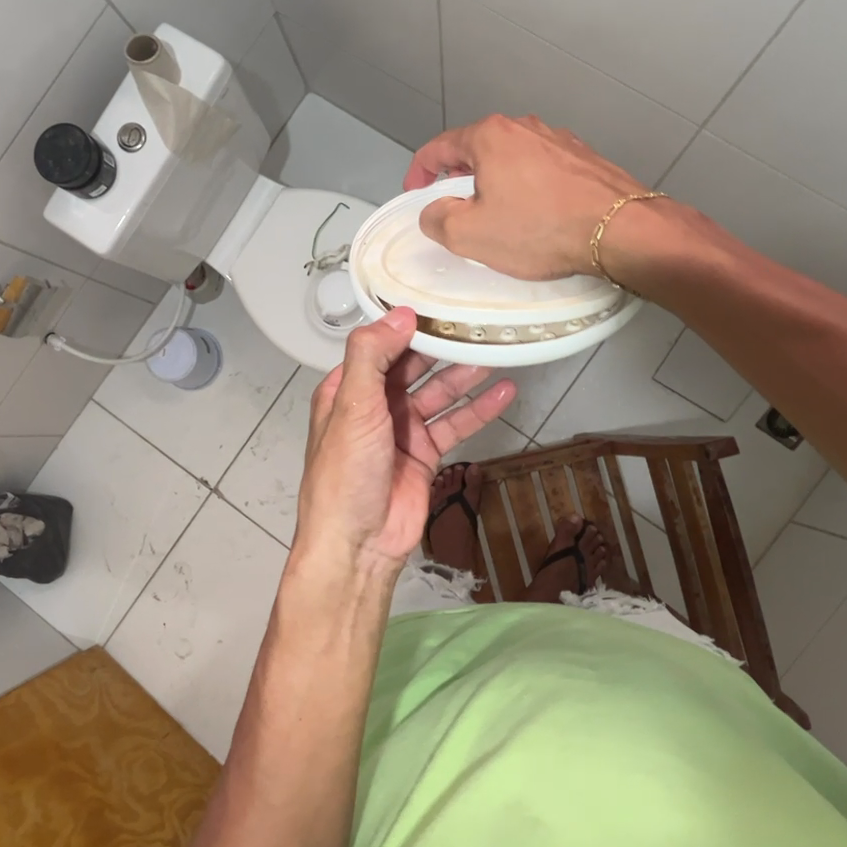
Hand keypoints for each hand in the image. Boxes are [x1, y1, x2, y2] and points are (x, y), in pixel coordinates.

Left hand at [293, 307, 515, 576]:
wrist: (358, 544)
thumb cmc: (343, 476)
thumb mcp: (352, 407)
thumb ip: (372, 356)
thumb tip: (400, 314)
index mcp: (346, 390)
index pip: (380, 346)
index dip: (408, 325)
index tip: (442, 303)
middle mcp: (374, 406)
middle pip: (413, 366)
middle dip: (443, 347)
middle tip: (478, 324)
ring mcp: (401, 431)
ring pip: (438, 393)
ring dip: (465, 375)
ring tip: (497, 350)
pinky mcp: (424, 455)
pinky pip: (455, 425)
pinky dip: (478, 410)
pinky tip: (503, 393)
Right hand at [406, 113, 654, 281]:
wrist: (619, 231)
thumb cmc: (543, 229)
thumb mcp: (470, 234)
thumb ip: (438, 220)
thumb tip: (434, 212)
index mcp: (489, 136)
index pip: (438, 147)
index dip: (419, 172)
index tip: (415, 193)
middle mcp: (524, 128)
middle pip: (476, 150)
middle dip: (459, 179)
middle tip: (454, 211)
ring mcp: (557, 140)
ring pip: (510, 160)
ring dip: (495, 185)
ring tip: (498, 219)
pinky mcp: (582, 159)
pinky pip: (540, 172)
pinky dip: (527, 190)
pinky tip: (534, 218)